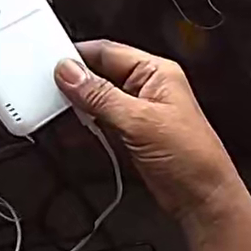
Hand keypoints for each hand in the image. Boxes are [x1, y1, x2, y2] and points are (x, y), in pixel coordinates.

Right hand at [51, 41, 244, 224]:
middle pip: (101, 75)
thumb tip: (70, 73)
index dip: (78, 56)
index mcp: (158, 73)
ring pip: (99, 101)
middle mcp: (149, 89)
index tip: (49, 64)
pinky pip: (102, 124)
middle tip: (48, 91)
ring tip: (56, 112)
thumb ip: (101, 96)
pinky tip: (71, 133)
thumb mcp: (140, 121)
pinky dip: (86, 128)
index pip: (109, 52)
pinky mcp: (133, 136)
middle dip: (75, 84)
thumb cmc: (192, 157)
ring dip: (79, 108)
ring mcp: (140, 113)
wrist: (202, 198)